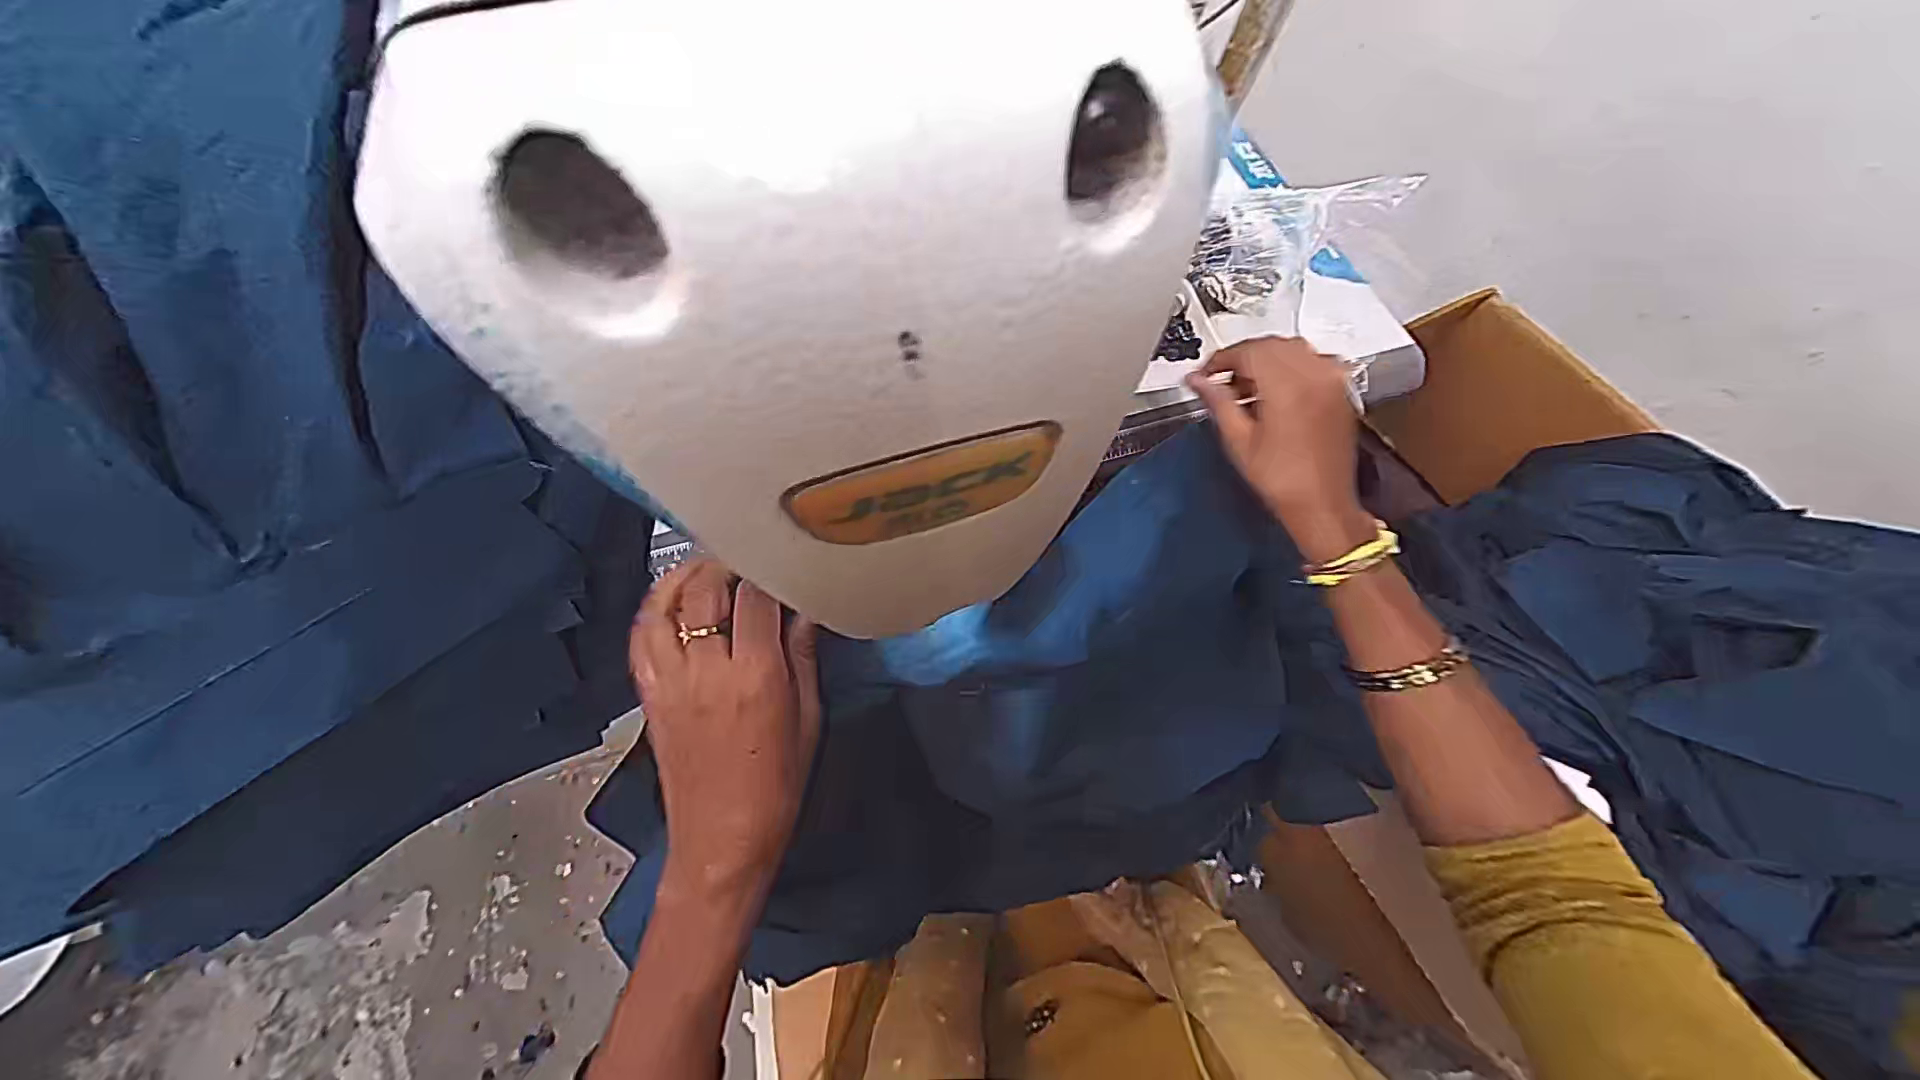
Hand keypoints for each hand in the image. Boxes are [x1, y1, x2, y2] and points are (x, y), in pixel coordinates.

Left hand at [629, 558, 821, 897]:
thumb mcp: (809, 718)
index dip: (768, 573)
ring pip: (665, 605)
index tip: (780, 566)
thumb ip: (804, 657)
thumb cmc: (776, 785)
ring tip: (706, 566)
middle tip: (745, 557)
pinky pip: (640, 638)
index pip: (756, 599)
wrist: (723, 839)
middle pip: (706, 591)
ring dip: (685, 576)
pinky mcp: (650, 697)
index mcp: (756, 676)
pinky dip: (653, 608)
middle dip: (726, 563)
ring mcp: (671, 682)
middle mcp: (708, 671)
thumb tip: (805, 613)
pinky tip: (670, 599)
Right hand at [1185, 337, 1376, 562]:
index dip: (1220, 360)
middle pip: (1271, 344)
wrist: (1321, 503)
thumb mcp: (1238, 441)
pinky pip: (1313, 362)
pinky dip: (1290, 367)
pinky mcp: (1341, 391)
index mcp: (1288, 386)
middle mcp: (1315, 376)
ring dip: (1266, 360)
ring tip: (1246, 390)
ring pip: (1293, 349)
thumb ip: (1217, 402)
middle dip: (1242, 358)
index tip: (1205, 374)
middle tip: (1220, 382)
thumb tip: (1196, 381)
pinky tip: (1274, 393)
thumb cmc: (1283, 481)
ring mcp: (1333, 381)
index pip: (1248, 350)